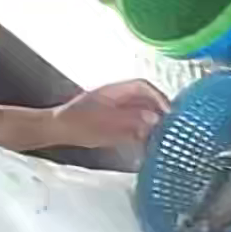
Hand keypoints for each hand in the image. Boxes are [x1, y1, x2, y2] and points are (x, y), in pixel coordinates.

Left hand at [49, 79, 167, 148]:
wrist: (56, 131)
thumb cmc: (75, 123)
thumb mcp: (103, 121)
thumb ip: (130, 119)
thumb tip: (155, 118)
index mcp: (115, 92)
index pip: (143, 87)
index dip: (159, 97)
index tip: (170, 113)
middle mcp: (120, 99)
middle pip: (150, 101)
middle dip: (163, 113)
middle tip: (173, 127)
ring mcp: (121, 112)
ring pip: (148, 114)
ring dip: (159, 125)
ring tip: (166, 137)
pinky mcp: (121, 125)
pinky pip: (142, 127)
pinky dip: (150, 134)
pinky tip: (153, 144)